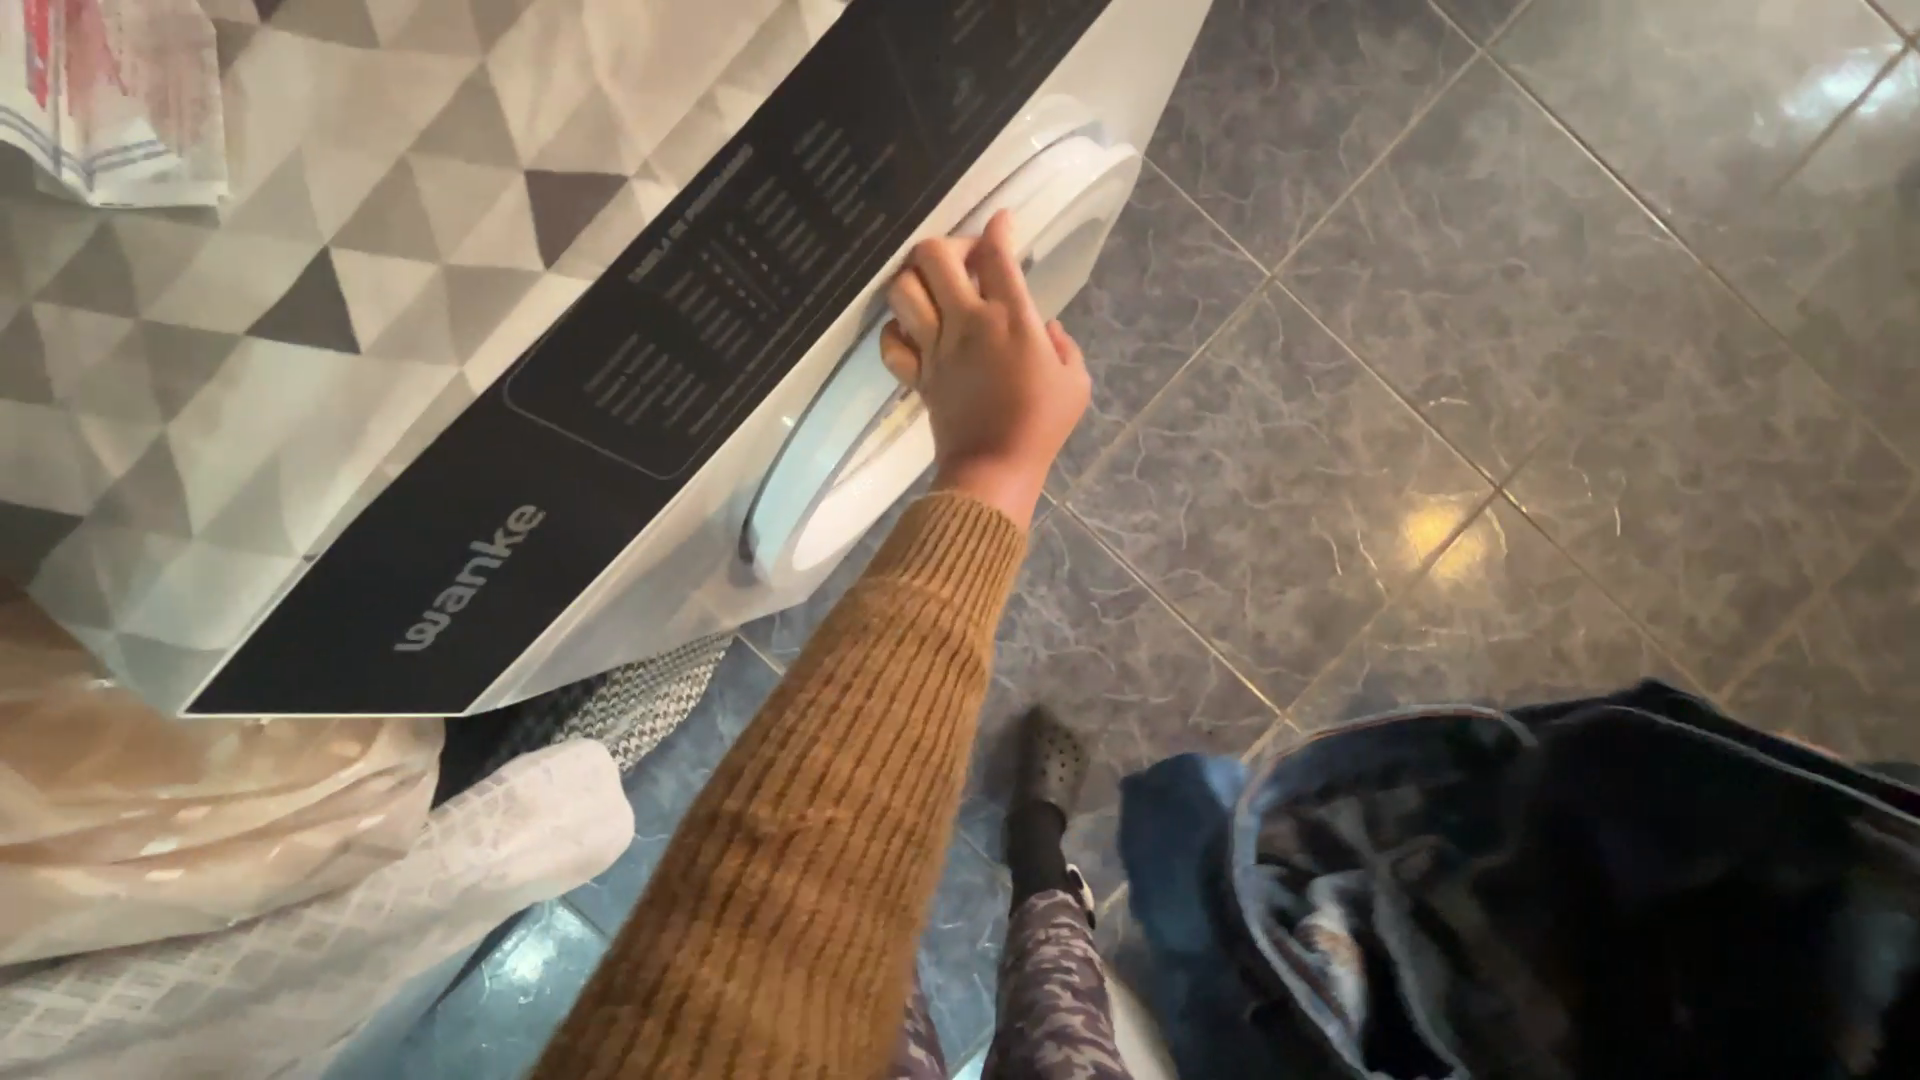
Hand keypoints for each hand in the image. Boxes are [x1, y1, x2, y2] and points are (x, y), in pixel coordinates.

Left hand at [879, 210, 1090, 529]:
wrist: (994, 469)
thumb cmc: (1041, 426)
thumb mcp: (1075, 382)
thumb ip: (1065, 346)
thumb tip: (1048, 327)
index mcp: (1010, 318)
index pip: (996, 253)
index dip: (998, 228)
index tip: (1003, 223)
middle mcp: (966, 322)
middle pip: (934, 255)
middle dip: (947, 245)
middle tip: (965, 261)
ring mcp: (935, 348)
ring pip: (903, 290)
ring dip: (915, 279)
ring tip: (933, 289)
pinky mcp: (917, 376)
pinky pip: (890, 343)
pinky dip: (895, 331)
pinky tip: (913, 333)